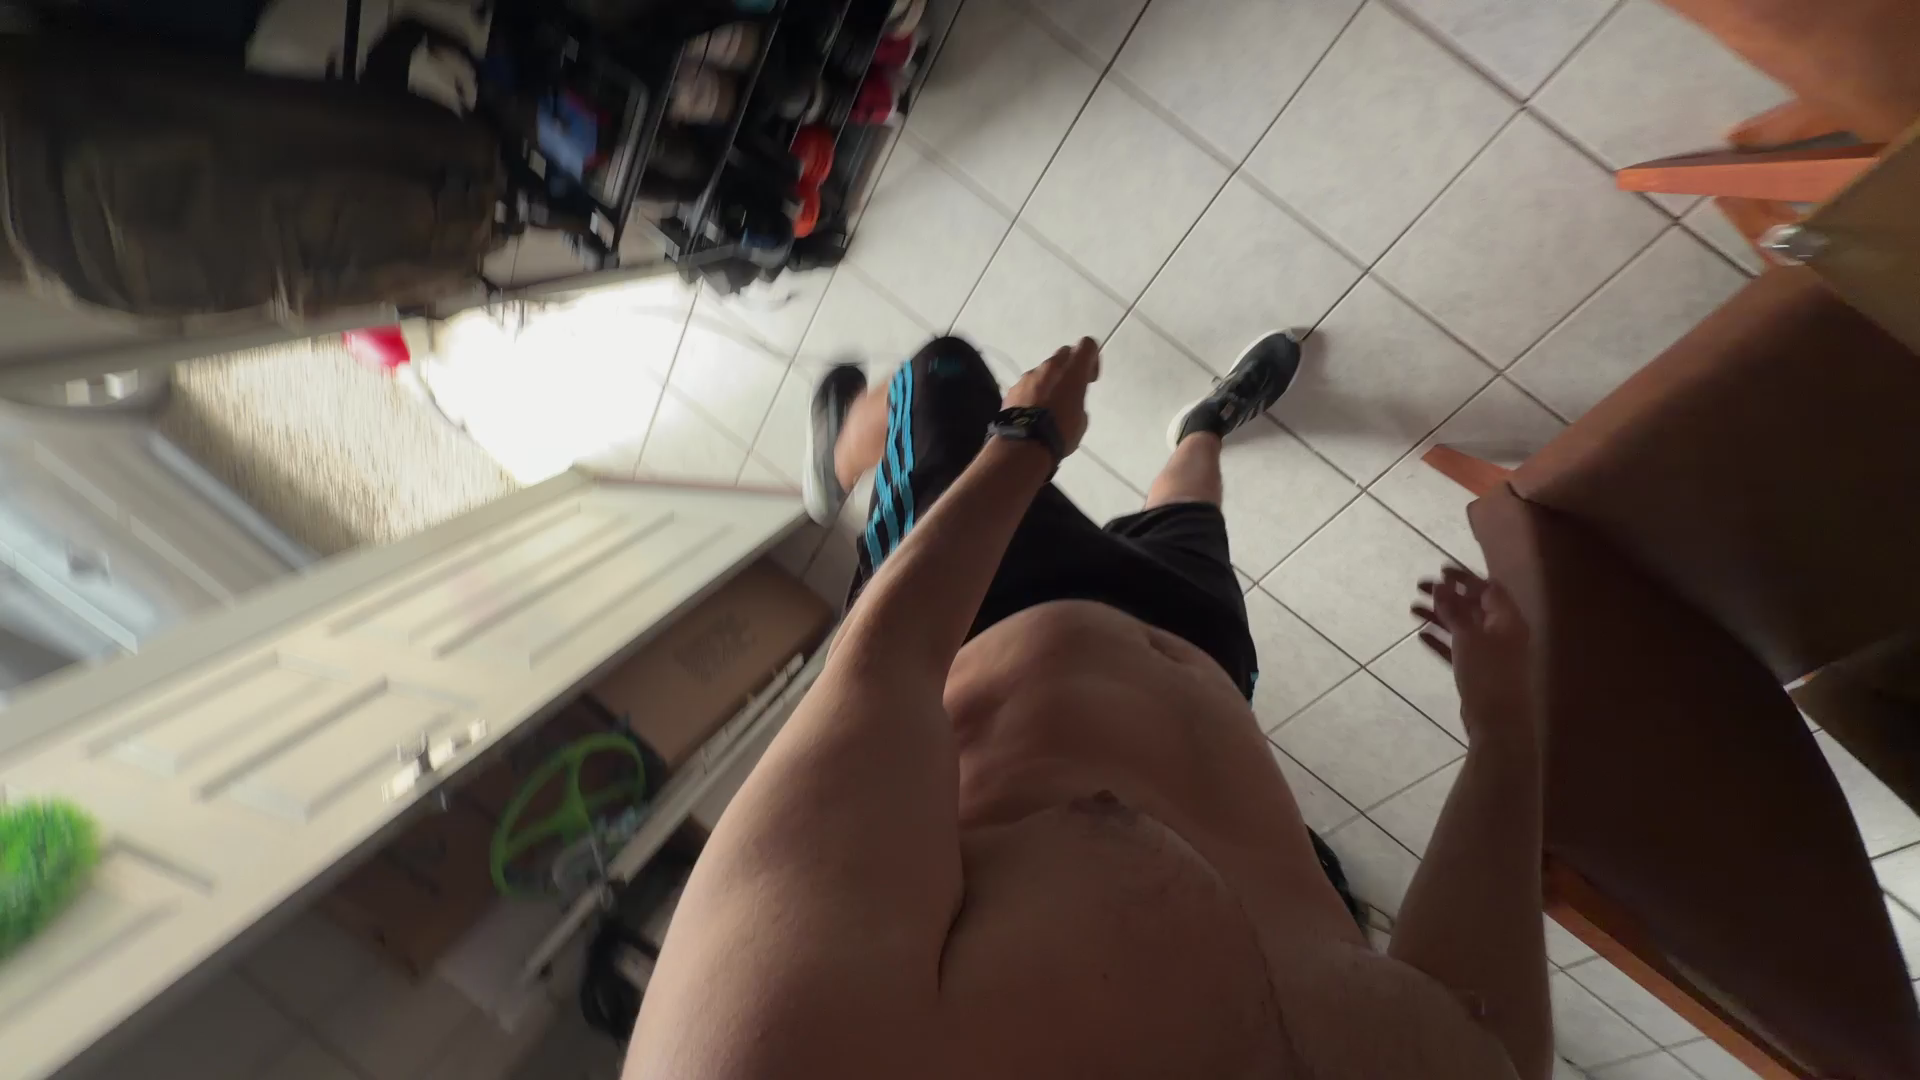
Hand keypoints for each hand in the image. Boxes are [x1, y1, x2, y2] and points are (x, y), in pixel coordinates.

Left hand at [1003, 337, 1100, 455]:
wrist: (1022, 446)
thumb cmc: (1060, 434)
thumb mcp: (1081, 420)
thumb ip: (1077, 402)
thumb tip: (1068, 403)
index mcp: (1072, 372)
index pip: (1087, 345)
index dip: (1091, 358)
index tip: (1089, 379)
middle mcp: (1049, 367)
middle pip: (1063, 353)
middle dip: (1069, 367)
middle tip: (1070, 391)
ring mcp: (1027, 377)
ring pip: (1043, 371)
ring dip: (1049, 382)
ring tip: (1047, 408)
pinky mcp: (1012, 389)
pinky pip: (1027, 386)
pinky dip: (1032, 394)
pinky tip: (1032, 414)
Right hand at [1412, 566, 1535, 745]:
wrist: (1497, 720)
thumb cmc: (1487, 674)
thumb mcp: (1468, 637)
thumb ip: (1454, 610)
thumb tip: (1441, 586)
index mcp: (1508, 621)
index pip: (1488, 589)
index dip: (1465, 578)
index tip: (1439, 571)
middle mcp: (1502, 632)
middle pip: (1473, 606)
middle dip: (1447, 595)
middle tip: (1419, 587)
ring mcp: (1490, 652)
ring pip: (1463, 626)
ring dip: (1440, 615)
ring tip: (1413, 609)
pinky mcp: (1478, 669)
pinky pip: (1457, 646)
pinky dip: (1441, 638)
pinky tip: (1422, 635)